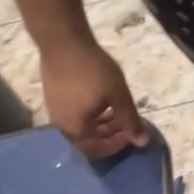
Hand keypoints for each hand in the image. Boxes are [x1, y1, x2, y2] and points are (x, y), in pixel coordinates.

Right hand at [39, 40, 147, 158]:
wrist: (62, 42)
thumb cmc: (93, 71)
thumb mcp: (119, 96)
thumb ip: (130, 121)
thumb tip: (141, 143)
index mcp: (77, 130)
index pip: (98, 151)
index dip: (117, 145)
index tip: (131, 132)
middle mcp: (62, 126)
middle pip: (88, 141)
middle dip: (109, 135)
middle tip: (125, 122)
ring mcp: (54, 112)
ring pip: (80, 127)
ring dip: (100, 124)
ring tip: (115, 110)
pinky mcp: (51, 98)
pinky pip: (73, 115)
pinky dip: (88, 115)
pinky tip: (98, 100)